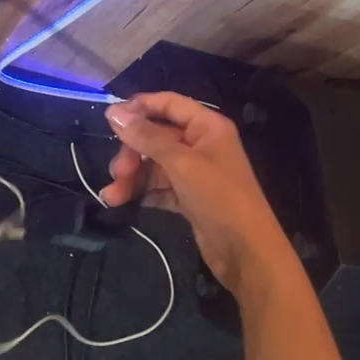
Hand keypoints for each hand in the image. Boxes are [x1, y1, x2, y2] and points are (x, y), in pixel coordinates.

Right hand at [102, 92, 297, 296]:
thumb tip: (114, 113)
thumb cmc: (220, 198)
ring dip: (132, 176)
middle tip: (117, 171)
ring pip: (154, 163)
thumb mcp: (181, 163)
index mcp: (207, 126)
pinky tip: (124, 202)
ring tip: (113, 195)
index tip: (110, 118)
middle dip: (132, 152)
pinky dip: (142, 191)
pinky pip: (159, 186)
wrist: (248, 256)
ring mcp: (195, 171)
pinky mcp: (189, 197)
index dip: (139, 107)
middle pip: (156, 135)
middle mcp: (200, 143)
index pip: (168, 103)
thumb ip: (147, 137)